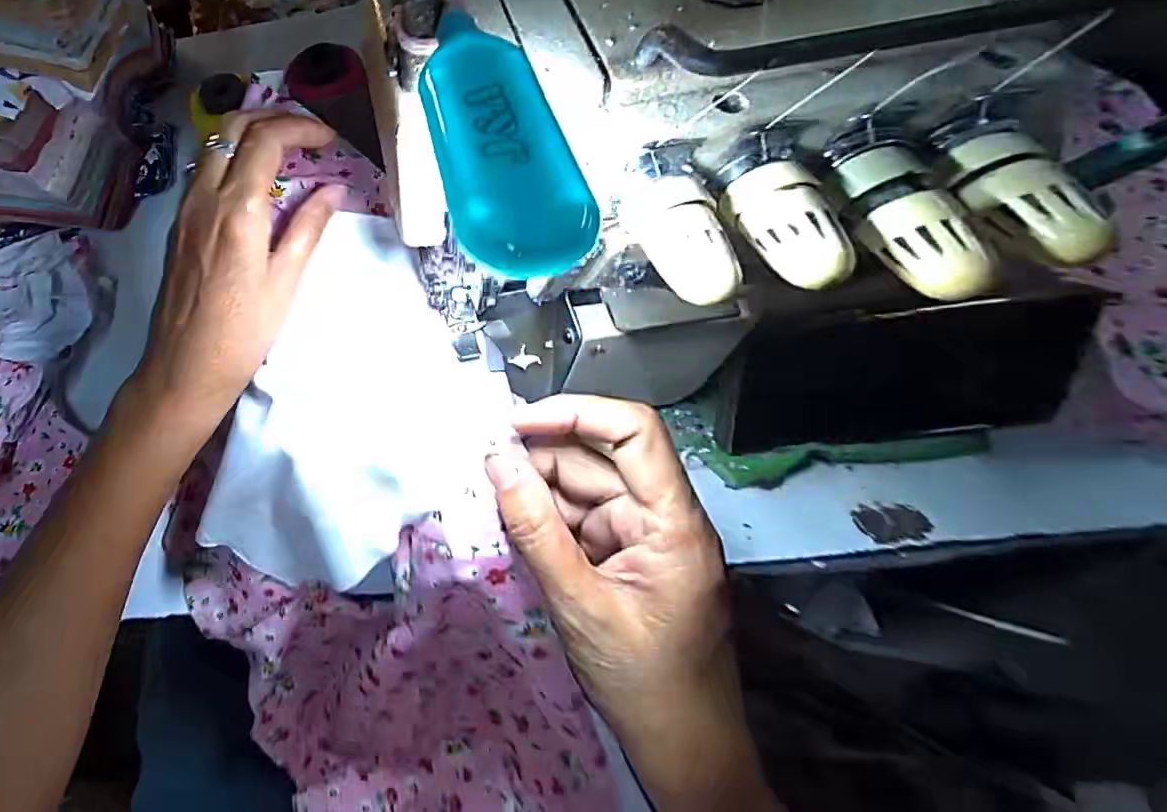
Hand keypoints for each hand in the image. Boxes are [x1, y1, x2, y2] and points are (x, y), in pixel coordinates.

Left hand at [128, 109, 342, 433]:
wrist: (183, 368)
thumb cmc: (242, 333)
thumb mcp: (286, 281)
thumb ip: (309, 226)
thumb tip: (333, 188)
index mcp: (237, 210)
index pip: (266, 138)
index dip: (301, 126)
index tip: (328, 139)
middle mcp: (205, 198)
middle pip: (232, 126)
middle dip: (272, 115)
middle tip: (306, 133)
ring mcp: (186, 208)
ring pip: (214, 145)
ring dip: (249, 133)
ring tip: (285, 151)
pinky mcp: (178, 223)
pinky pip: (205, 171)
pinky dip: (232, 158)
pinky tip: (256, 182)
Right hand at [487, 395, 774, 810]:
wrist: (683, 753)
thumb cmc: (646, 685)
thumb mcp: (579, 604)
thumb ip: (534, 529)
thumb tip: (495, 463)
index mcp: (673, 523)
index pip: (634, 432)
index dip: (576, 412)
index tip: (517, 424)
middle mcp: (659, 516)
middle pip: (595, 456)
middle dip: (537, 457)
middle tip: (483, 465)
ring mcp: (639, 533)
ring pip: (577, 483)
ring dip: (533, 487)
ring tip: (488, 498)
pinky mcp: (620, 552)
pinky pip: (573, 513)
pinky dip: (540, 514)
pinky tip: (509, 522)